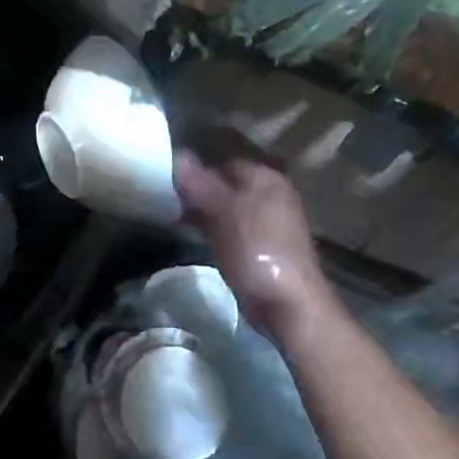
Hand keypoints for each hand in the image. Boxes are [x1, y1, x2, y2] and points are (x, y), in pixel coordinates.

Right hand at [174, 153, 333, 341]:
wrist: (288, 302)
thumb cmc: (257, 251)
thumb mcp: (225, 214)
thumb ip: (201, 186)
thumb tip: (179, 156)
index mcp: (267, 180)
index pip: (226, 165)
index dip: (199, 173)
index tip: (171, 186)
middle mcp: (271, 197)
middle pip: (228, 188)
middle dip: (200, 196)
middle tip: (169, 206)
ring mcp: (269, 225)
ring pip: (230, 212)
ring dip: (206, 216)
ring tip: (177, 223)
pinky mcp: (263, 250)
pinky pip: (235, 233)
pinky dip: (217, 234)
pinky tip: (199, 242)